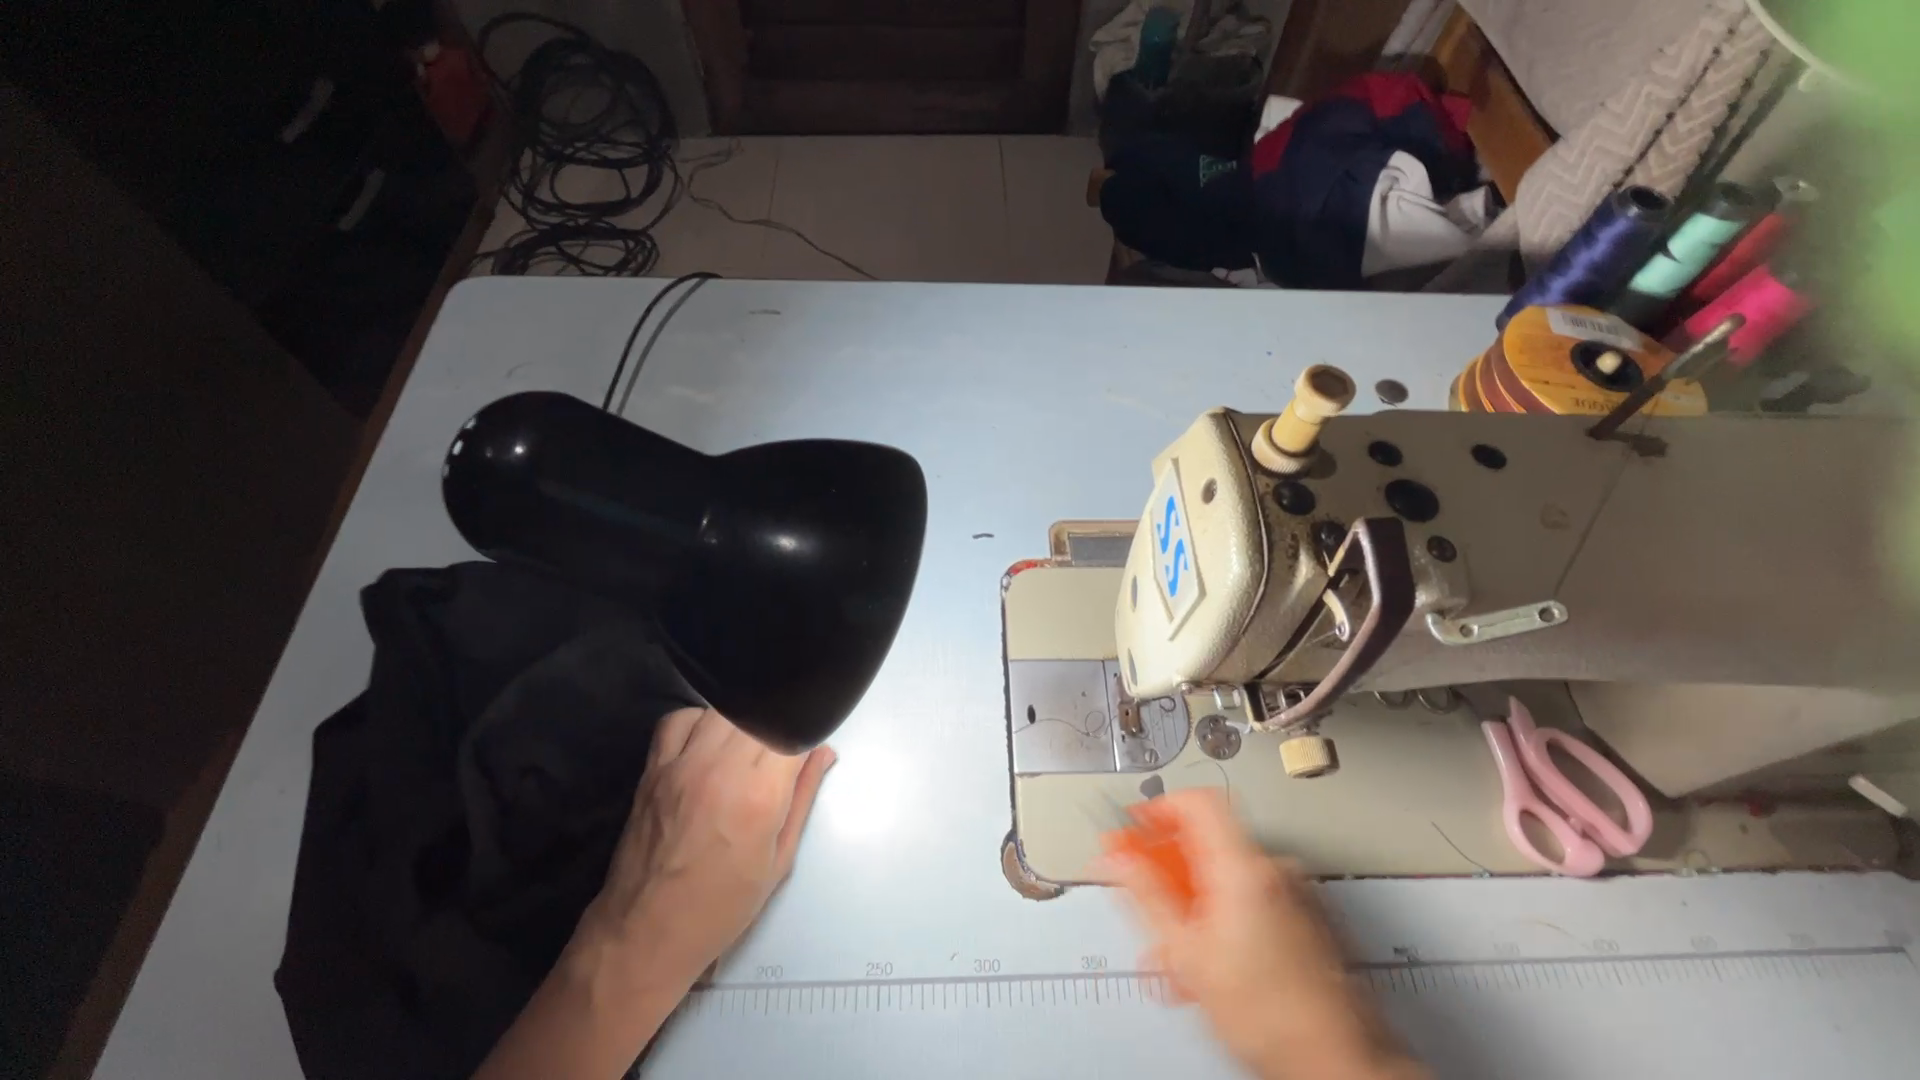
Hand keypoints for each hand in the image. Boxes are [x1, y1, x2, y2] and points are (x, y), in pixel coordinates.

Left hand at [576, 707, 835, 990]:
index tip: (809, 750)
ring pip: (723, 711)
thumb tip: (824, 752)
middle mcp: (721, 769)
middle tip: (779, 755)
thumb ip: (803, 797)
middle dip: (779, 728)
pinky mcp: (653, 769)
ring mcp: (681, 765)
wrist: (646, 932)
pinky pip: (679, 719)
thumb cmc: (722, 906)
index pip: (795, 733)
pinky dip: (699, 721)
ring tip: (747, 748)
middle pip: (761, 715)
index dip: (807, 736)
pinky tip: (708, 743)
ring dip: (743, 722)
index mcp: (760, 796)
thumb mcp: (779, 859)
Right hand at [1097, 790, 1422, 1079]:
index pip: (1197, 802)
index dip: (1159, 809)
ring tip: (1174, 950)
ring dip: (1192, 903)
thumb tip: (1116, 858)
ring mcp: (1296, 894)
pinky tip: (1207, 960)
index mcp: (1245, 867)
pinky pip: (1252, 898)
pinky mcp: (1307, 919)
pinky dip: (1222, 916)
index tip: (1136, 829)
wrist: (1336, 1059)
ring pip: (1226, 878)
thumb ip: (1145, 894)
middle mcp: (1275, 871)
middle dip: (1168, 871)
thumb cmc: (1272, 1015)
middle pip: (1208, 844)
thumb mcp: (1186, 952)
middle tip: (1144, 897)